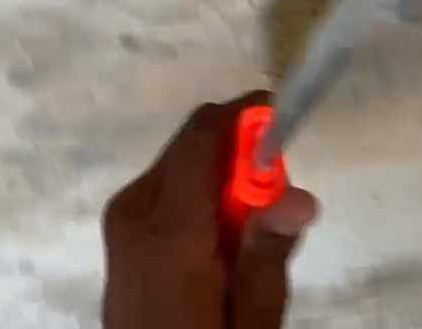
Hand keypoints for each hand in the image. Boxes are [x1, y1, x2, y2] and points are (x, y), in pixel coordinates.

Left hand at [102, 92, 320, 328]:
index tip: (284, 123)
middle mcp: (136, 207)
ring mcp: (122, 215)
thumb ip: (269, 251)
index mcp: (169, 228)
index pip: (204, 131)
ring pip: (184, 154)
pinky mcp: (119, 226)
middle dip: (240, 148)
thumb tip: (301, 197)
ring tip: (245, 225)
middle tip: (273, 195)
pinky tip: (215, 234)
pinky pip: (168, 177)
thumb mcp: (252, 318)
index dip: (246, 113)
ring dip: (222, 168)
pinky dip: (199, 186)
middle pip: (196, 138)